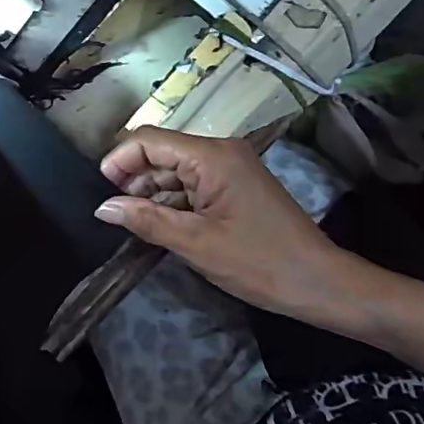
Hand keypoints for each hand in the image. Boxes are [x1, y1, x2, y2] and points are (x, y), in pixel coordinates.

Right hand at [95, 127, 376, 327]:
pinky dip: (174, 198)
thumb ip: (146, 220)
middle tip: (118, 212)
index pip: (150, 140)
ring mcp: (231, 166)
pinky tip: (161, 221)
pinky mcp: (236, 183)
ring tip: (136, 221)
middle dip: (135, 176)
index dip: (120, 160)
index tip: (103, 191)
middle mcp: (220, 150)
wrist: (321, 283)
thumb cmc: (260, 262)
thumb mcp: (197, 244)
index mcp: (212, 156)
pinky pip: (194, 181)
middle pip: (162, 151)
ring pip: (176, 167)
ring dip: (153, 190)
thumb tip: (103, 207)